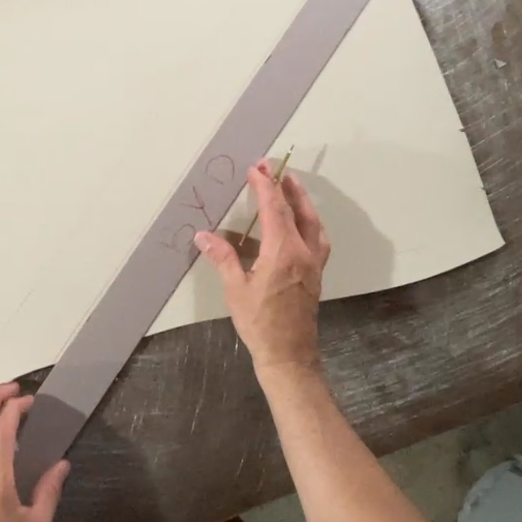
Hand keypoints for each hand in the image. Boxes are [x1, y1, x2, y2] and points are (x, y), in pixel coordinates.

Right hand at [194, 159, 330, 376]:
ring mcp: (314, 263)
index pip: (275, 209)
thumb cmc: (259, 323)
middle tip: (273, 168)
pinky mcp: (316, 273)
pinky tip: (302, 222)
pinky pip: (318, 237)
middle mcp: (303, 252)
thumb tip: (203, 235)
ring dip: (302, 200)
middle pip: (297, 210)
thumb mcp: (235, 290)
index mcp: (283, 252)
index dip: (265, 186)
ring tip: (291, 185)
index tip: (256, 168)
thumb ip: (223, 258)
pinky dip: (310, 221)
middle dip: (285, 186)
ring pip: (313, 222)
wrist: (288, 354)